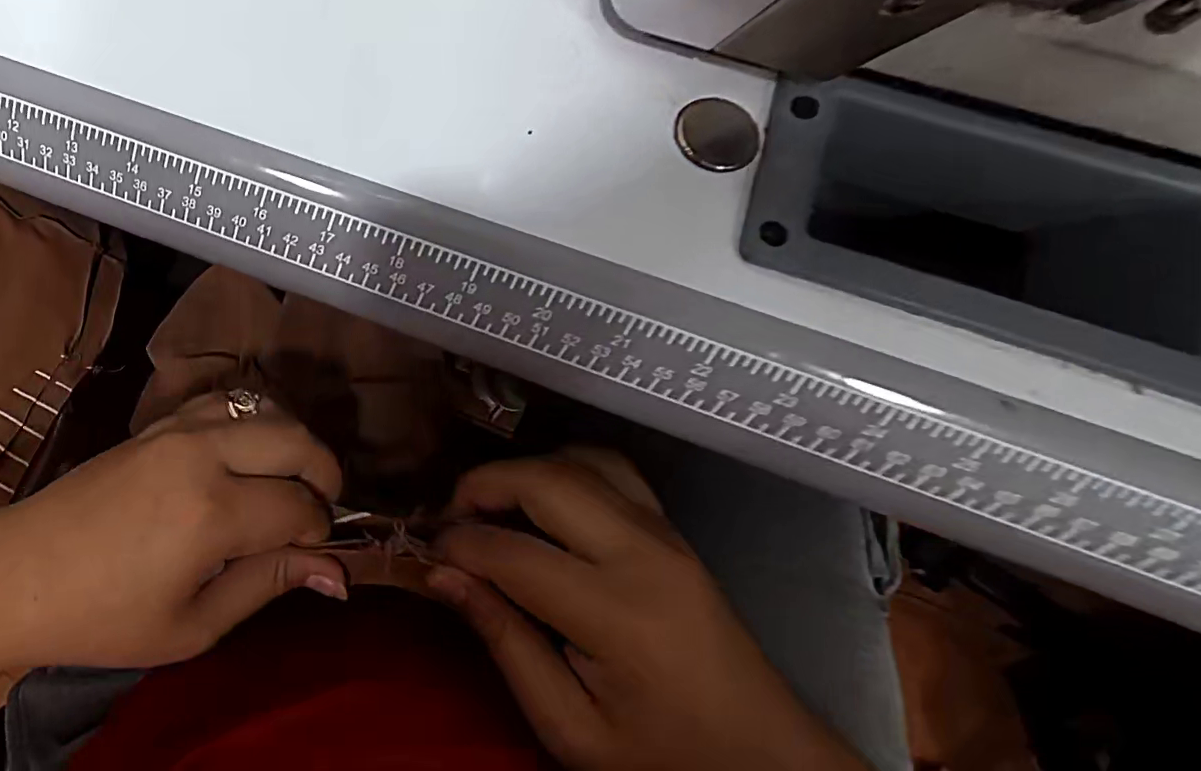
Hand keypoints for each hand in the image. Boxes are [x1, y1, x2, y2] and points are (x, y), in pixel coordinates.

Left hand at [0, 393, 348, 670]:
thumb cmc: (104, 616)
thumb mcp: (192, 624)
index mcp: (212, 512)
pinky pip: (225, 401)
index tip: (312, 555)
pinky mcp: (159, 422)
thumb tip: (338, 575)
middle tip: (318, 512)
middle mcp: (202, 453)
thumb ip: (267, 583)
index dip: (318, 532)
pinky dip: (253, 420)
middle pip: (295, 439)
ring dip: (292, 441)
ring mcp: (178, 428)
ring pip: (265, 409)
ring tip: (289, 482)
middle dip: (324, 474)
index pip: (299, 506)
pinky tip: (248, 452)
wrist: (21, 570)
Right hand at [427, 449, 868, 770]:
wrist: (771, 763)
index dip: (456, 545)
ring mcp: (663, 531)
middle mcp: (642, 554)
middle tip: (450, 520)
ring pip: (573, 459)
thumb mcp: (572, 729)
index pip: (511, 552)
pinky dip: (562, 466)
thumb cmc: (665, 758)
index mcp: (617, 615)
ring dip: (519, 472)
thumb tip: (441, 575)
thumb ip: (504, 643)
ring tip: (491, 507)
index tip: (429, 553)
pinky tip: (543, 499)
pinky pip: (609, 466)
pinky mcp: (671, 526)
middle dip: (479, 486)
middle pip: (542, 481)